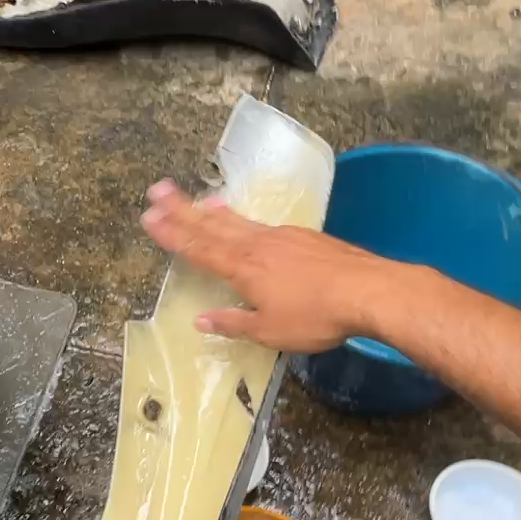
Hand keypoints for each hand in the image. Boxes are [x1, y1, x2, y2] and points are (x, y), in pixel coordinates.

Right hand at [140, 178, 404, 350]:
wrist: (371, 291)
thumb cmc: (316, 316)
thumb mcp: (269, 330)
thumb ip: (233, 323)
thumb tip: (200, 320)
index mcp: (242, 268)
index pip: (197, 248)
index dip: (171, 234)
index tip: (149, 217)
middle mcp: (256, 245)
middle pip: (211, 224)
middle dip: (182, 208)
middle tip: (158, 189)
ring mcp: (281, 237)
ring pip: (237, 221)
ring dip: (211, 211)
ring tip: (196, 200)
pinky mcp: (304, 238)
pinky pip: (261, 224)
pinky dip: (242, 218)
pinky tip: (242, 220)